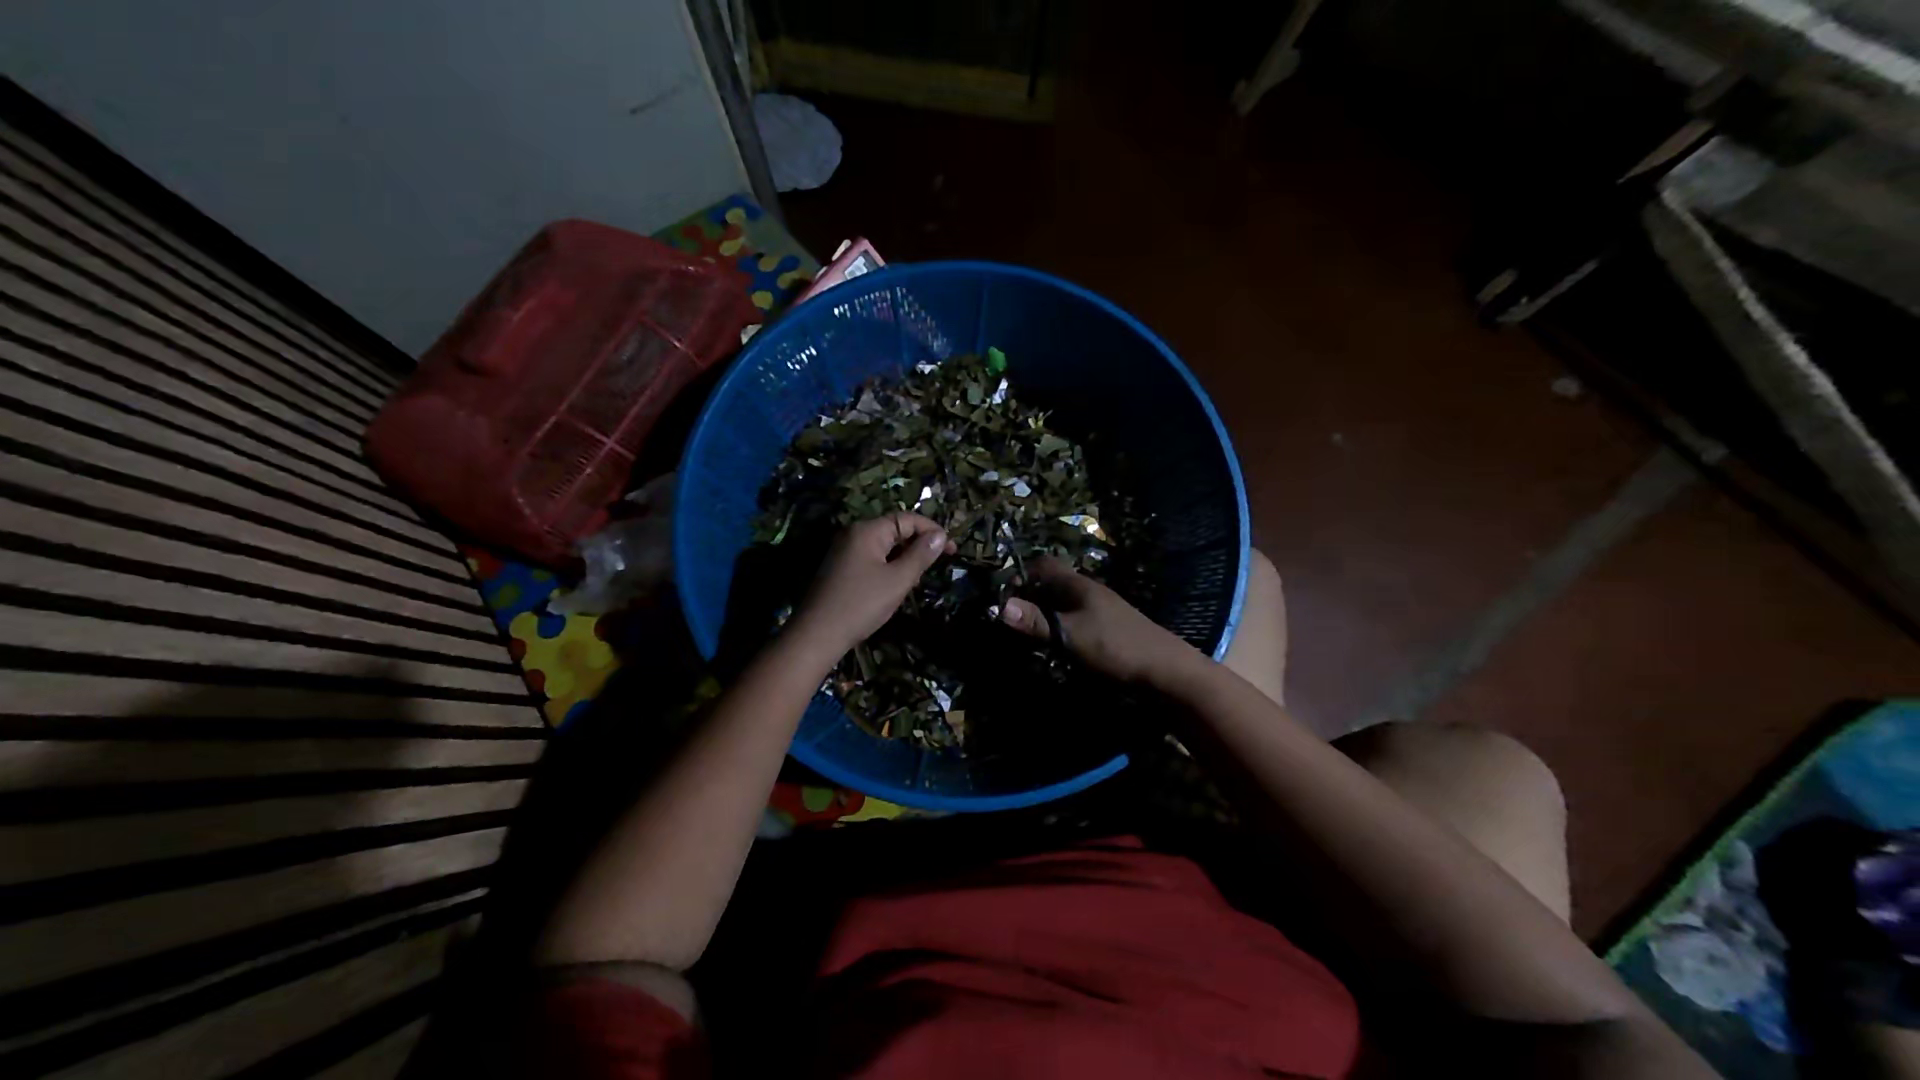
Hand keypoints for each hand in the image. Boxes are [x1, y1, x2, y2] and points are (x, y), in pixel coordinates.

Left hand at [793, 513, 955, 654]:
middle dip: (919, 544)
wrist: (817, 634)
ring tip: (920, 578)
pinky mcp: (840, 568)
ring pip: (884, 546)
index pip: (906, 519)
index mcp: (867, 530)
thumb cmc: (861, 604)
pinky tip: (897, 585)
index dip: (932, 530)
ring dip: (905, 557)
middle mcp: (853, 534)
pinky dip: (889, 566)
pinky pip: (872, 559)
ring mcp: (844, 551)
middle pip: (894, 530)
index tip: (951, 549)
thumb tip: (939, 535)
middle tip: (940, 564)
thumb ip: (920, 555)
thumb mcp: (898, 580)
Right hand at [999, 556, 1190, 683]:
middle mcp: (1088, 594)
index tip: (1000, 594)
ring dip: (1042, 616)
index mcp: (1079, 585)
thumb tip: (998, 606)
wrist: (1165, 672)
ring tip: (1021, 635)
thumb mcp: (1070, 634)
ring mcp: (1099, 613)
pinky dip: (1057, 631)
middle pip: (1051, 585)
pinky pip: (1073, 624)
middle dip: (1028, 597)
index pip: (1043, 565)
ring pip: (1062, 606)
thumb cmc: (1116, 646)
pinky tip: (1049, 648)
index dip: (1020, 574)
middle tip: (1006, 618)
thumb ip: (1036, 621)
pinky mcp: (1105, 633)